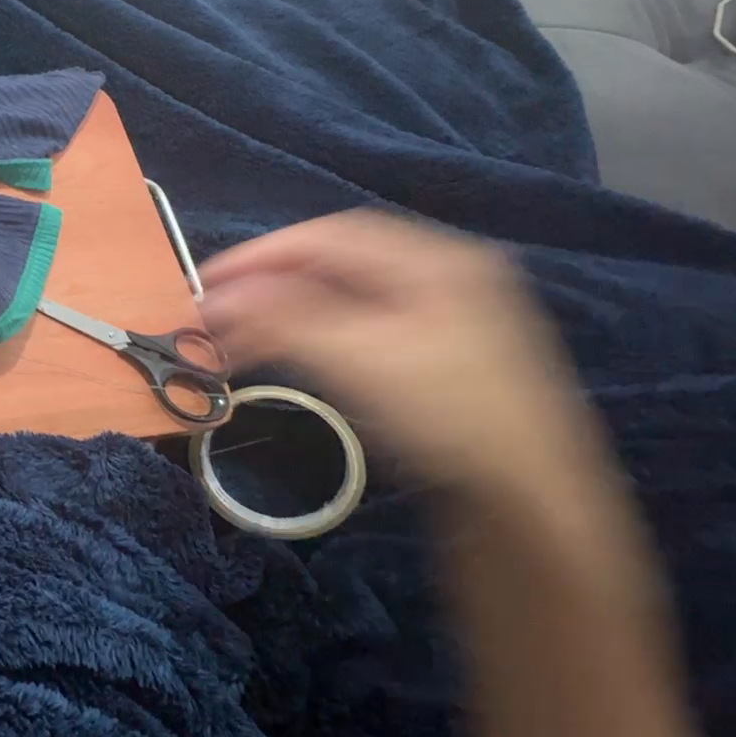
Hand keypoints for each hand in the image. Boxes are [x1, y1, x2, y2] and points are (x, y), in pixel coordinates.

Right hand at [198, 210, 606, 492]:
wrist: (529, 500)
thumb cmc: (448, 416)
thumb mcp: (358, 358)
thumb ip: (282, 317)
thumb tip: (216, 295)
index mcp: (436, 261)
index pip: (330, 236)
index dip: (261, 254)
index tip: (206, 282)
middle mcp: (442, 276)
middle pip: (334, 263)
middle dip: (268, 283)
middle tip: (217, 309)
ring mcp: (443, 316)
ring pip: (342, 295)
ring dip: (282, 310)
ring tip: (236, 334)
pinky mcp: (434, 354)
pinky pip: (356, 324)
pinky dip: (309, 332)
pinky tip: (283, 351)